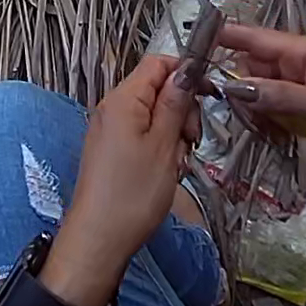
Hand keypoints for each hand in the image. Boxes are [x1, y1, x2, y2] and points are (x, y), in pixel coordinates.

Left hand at [43, 54, 196, 305]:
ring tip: (178, 159)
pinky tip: (167, 168)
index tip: (207, 95)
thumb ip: (176, 102)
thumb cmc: (133, 193)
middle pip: (159, 87)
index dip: (186, 72)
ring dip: (175, 130)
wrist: (98, 243)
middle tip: (190, 139)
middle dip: (183, 107)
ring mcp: (111, 129)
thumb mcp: (164, 143)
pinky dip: (162, 145)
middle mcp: (113, 108)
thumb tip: (188, 69)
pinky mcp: (113, 149)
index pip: (158, 62)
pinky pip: (145, 132)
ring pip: (156, 112)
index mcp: (123, 99)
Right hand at [217, 23, 305, 181]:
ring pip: (268, 92)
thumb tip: (233, 86)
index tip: (196, 34)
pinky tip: (258, 132)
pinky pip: (282, 112)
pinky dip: (270, 121)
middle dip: (237, 80)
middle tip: (207, 98)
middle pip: (260, 67)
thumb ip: (277, 96)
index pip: (261, 39)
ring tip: (235, 121)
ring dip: (253, 106)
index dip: (230, 36)